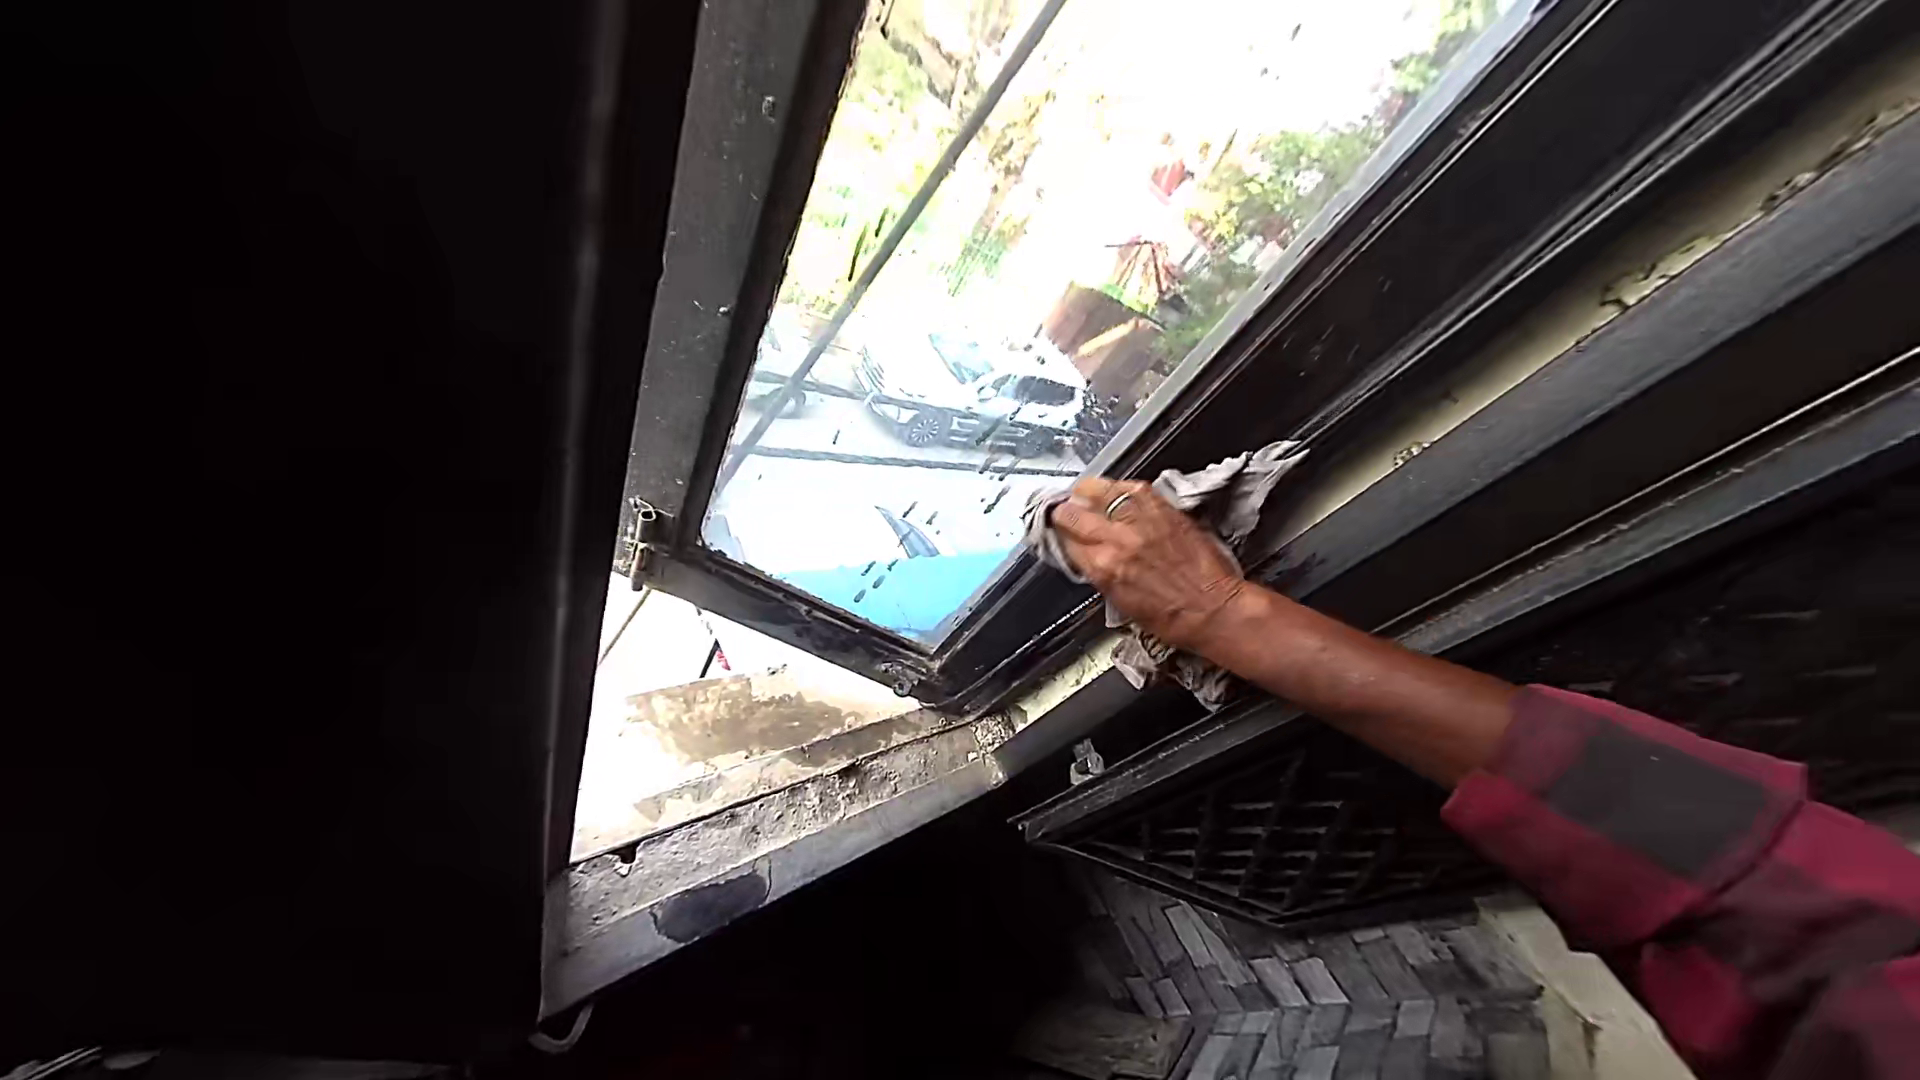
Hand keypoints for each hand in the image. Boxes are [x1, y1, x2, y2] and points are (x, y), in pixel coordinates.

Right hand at [1050, 476, 1247, 650]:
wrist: (1213, 609)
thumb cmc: (1171, 615)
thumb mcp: (1118, 600)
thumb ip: (1096, 570)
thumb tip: (1081, 552)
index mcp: (1102, 568)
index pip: (1063, 539)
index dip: (1056, 534)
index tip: (1055, 530)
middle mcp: (1116, 540)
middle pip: (1071, 512)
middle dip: (1063, 511)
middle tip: (1064, 511)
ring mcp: (1139, 520)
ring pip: (1097, 490)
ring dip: (1086, 492)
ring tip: (1085, 494)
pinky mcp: (1162, 508)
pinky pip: (1130, 487)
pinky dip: (1118, 488)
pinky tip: (1116, 493)